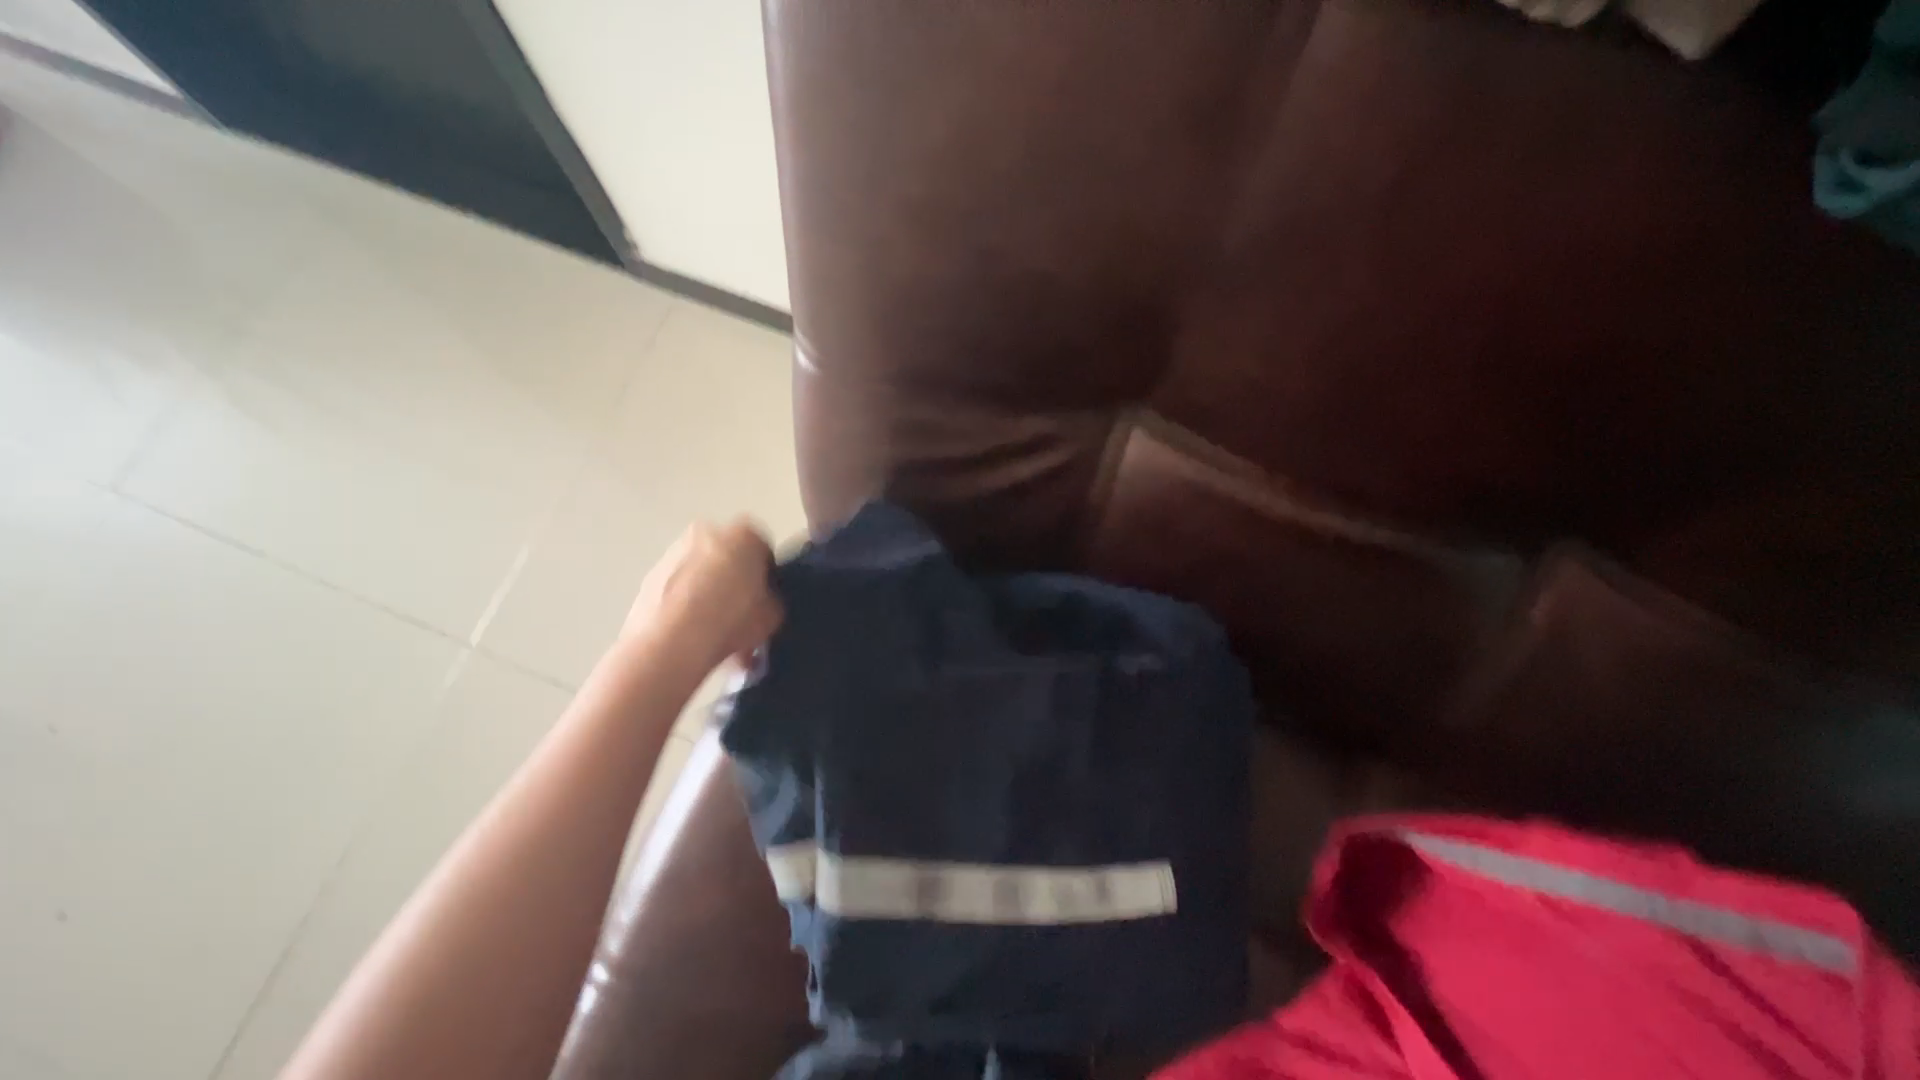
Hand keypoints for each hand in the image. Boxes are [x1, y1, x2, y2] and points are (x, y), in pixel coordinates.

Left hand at [622, 518, 781, 672]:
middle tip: (741, 614)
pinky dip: (686, 605)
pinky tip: (693, 636)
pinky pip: (679, 588)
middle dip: (734, 582)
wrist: (671, 642)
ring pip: (702, 573)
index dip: (766, 576)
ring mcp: (674, 552)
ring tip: (716, 633)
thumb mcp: (773, 615)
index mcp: (744, 533)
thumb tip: (764, 601)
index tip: (765, 599)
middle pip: (728, 557)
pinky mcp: (650, 575)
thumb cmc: (731, 619)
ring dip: (709, 595)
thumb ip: (772, 599)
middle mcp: (708, 532)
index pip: (764, 548)